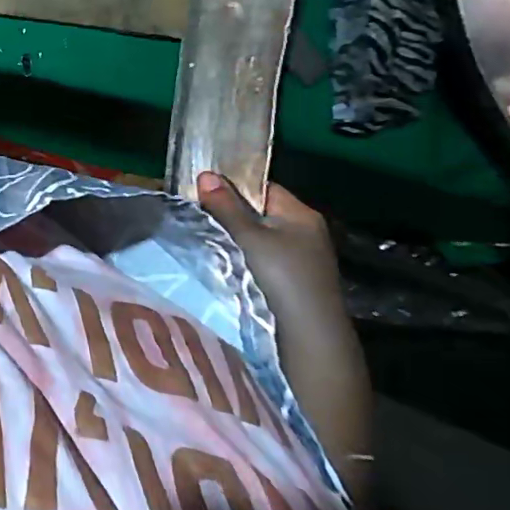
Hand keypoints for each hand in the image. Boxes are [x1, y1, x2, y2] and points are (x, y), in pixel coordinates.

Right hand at [196, 172, 341, 317]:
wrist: (309, 336)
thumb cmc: (281, 276)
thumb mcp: (248, 237)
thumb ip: (225, 206)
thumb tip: (205, 174)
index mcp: (300, 213)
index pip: (262, 186)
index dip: (233, 187)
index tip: (202, 193)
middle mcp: (306, 230)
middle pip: (261, 211)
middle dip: (231, 213)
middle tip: (199, 215)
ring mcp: (303, 257)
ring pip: (261, 236)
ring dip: (237, 238)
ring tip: (208, 239)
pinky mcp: (297, 279)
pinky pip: (266, 257)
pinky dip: (247, 257)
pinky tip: (229, 264)